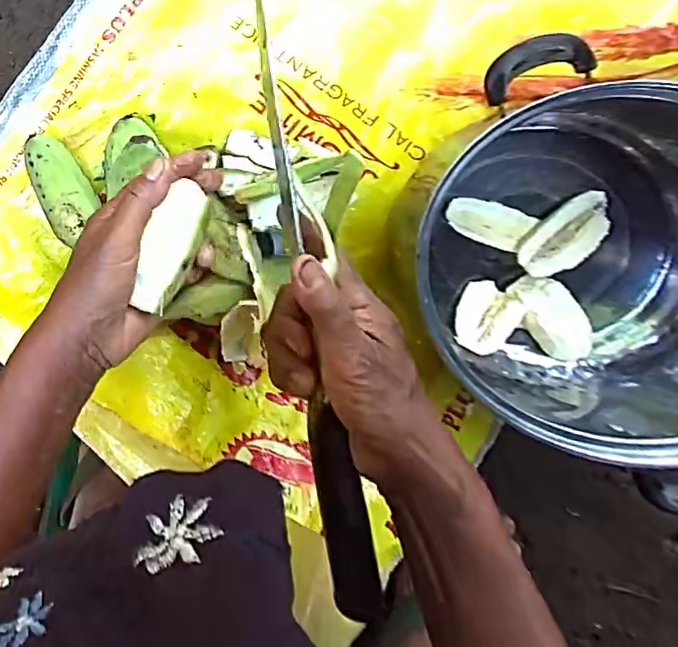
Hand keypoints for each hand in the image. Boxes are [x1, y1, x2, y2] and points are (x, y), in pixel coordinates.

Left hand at [32, 149, 221, 377]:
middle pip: (170, 208)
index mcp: (117, 217)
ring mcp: (148, 263)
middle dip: (194, 195)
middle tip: (220, 182)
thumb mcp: (117, 236)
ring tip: (208, 243)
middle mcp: (134, 236)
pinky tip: (204, 268)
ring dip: (198, 237)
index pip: (150, 184)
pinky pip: (186, 271)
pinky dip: (197, 267)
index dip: (176, 168)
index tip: (204, 157)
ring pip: (182, 240)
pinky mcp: (161, 289)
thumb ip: (140, 201)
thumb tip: (161, 164)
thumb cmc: (96, 282)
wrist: (89, 339)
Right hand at [262, 255, 444, 489]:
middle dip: (289, 329)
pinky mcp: (316, 366)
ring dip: (289, 358)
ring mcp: (328, 343)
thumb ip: (324, 306)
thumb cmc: (382, 402)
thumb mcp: (350, 353)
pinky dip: (289, 374)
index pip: (328, 259)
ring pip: (283, 329)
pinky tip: (307, 391)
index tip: (282, 217)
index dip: (306, 240)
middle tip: (308, 354)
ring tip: (312, 381)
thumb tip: (303, 260)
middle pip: (292, 298)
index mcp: (357, 305)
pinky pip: (284, 356)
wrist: (395, 460)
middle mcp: (340, 318)